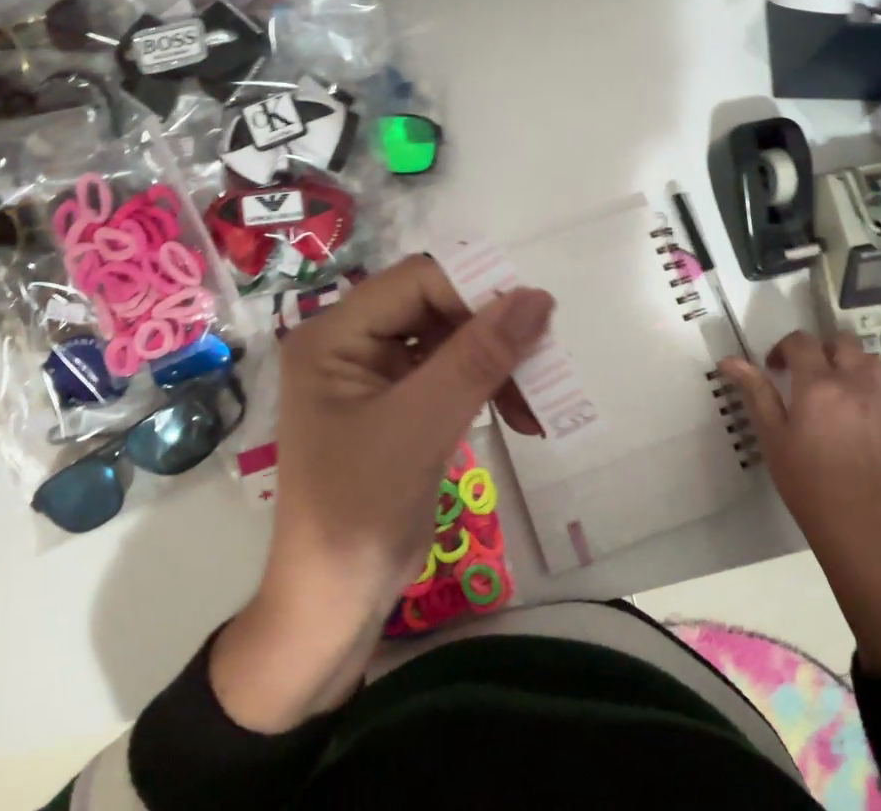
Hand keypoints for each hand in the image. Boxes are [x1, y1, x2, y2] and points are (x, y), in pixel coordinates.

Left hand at [213, 256, 553, 730]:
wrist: (334, 599)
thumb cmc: (361, 507)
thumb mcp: (422, 425)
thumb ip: (478, 356)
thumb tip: (537, 296)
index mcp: (334, 335)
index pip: (417, 282)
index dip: (478, 292)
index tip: (537, 324)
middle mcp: (350, 344)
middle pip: (437, 308)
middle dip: (493, 336)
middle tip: (546, 367)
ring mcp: (374, 377)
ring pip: (452, 342)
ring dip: (498, 367)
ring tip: (536, 410)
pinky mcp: (398, 408)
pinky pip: (451, 377)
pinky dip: (487, 391)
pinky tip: (520, 419)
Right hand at [720, 331, 880, 555]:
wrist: (861, 523)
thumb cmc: (807, 483)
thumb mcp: (773, 438)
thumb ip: (756, 393)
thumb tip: (730, 361)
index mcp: (818, 385)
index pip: (802, 342)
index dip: (782, 348)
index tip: (771, 369)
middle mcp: (853, 383)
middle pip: (841, 342)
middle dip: (817, 349)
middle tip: (799, 374)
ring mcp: (879, 399)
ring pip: (866, 357)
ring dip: (845, 360)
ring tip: (827, 386)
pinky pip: (879, 381)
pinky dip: (861, 380)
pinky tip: (845, 409)